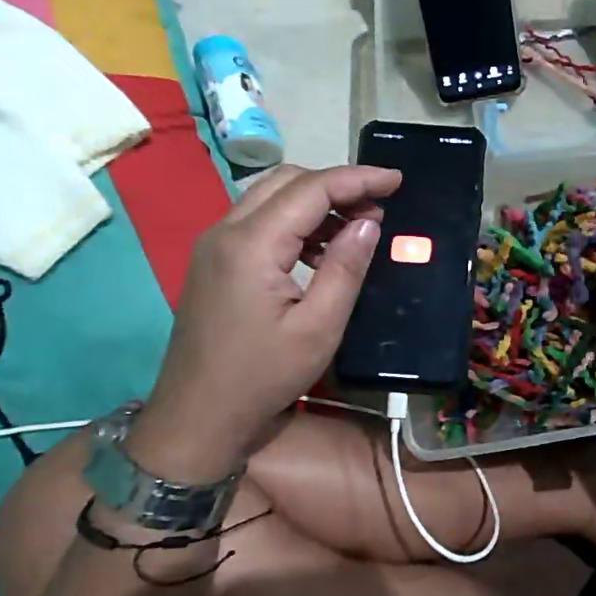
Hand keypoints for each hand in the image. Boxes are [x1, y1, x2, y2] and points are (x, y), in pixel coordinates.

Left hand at [128, 164, 399, 480]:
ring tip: (358, 229)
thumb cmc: (262, 377)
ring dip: (316, 203)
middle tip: (380, 207)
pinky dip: (294, 223)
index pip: (311, 189)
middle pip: (286, 181)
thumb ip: (344, 269)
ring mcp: (214, 245)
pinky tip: (321, 251)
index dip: (358, 179)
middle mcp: (225, 231)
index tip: (397, 180)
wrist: (198, 416)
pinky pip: (258, 223)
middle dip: (337, 185)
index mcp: (251, 245)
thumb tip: (368, 223)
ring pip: (270, 198)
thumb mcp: (318, 328)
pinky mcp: (213, 262)